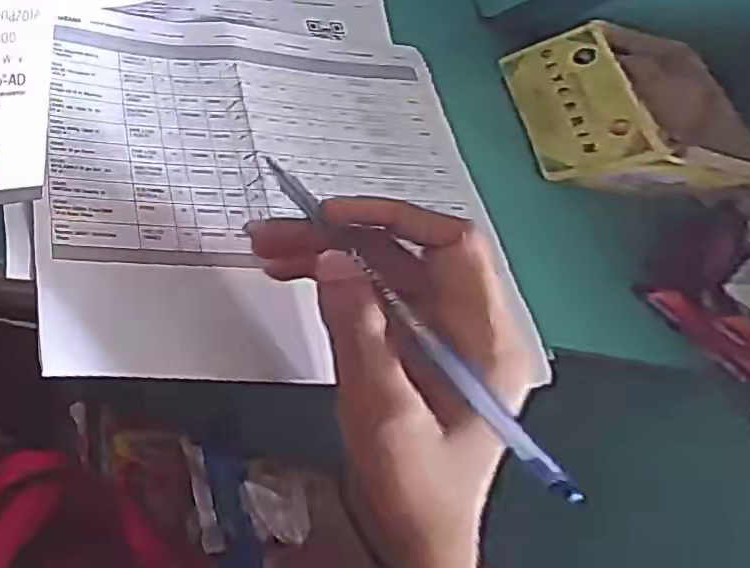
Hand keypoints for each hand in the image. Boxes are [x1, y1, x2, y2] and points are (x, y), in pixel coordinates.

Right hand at [248, 199, 531, 567]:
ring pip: (372, 263)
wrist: (407, 531)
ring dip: (318, 249)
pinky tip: (283, 269)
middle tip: (276, 232)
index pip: (453, 246)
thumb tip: (332, 257)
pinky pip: (360, 285)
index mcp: (484, 338)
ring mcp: (429, 327)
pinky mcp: (399, 333)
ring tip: (265, 246)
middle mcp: (460, 322)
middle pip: (399, 251)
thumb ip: (358, 328)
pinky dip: (321, 272)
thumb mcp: (383, 407)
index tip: (334, 216)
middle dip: (334, 235)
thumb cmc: (411, 482)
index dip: (394, 218)